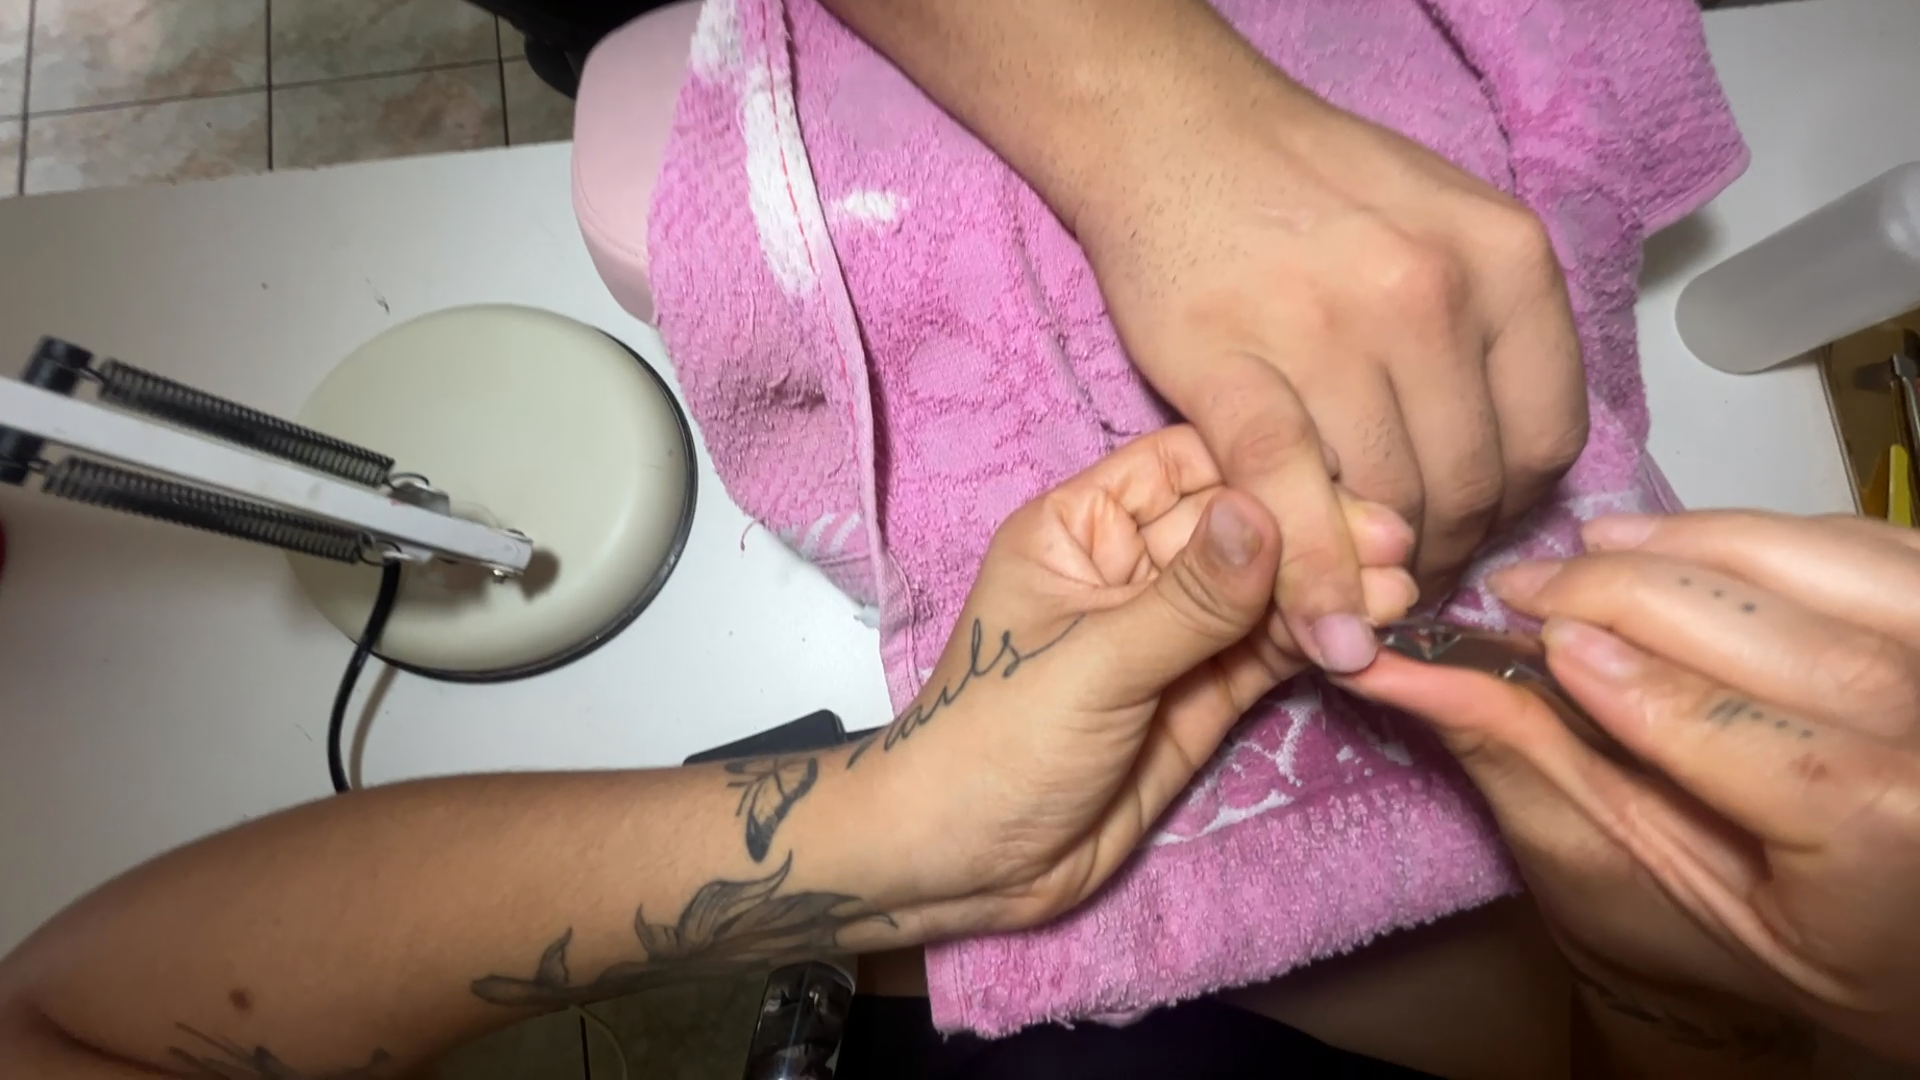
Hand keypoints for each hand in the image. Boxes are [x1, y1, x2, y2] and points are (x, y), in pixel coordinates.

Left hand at [851, 425, 1416, 938]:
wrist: (974, 860)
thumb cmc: (999, 740)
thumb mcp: (1092, 663)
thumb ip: (1185, 598)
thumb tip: (1266, 507)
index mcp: (1078, 528)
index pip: (1179, 467)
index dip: (1255, 466)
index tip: (1338, 481)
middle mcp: (1127, 565)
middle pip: (1231, 526)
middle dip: (1306, 532)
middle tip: (1394, 545)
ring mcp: (1168, 629)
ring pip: (1258, 590)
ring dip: (1324, 588)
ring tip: (1399, 589)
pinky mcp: (1198, 688)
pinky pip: (1264, 648)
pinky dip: (1313, 640)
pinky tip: (1370, 628)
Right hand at [1073, 61, 1585, 670]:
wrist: (1172, 141)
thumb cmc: (1294, 186)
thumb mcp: (1430, 226)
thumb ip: (1471, 333)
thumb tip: (1471, 457)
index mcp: (1502, 259)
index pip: (1543, 441)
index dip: (1504, 521)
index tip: (1456, 545)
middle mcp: (1432, 295)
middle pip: (1461, 483)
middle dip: (1430, 557)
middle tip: (1388, 583)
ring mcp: (1330, 332)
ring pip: (1379, 500)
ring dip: (1370, 570)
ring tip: (1347, 591)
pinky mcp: (1230, 368)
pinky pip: (1286, 490)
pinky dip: (1305, 573)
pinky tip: (1319, 629)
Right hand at [1346, 511, 1919, 1064]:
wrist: (1833, 914)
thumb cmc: (1698, 916)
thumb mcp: (1599, 852)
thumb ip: (1507, 750)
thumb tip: (1382, 667)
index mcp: (1911, 899)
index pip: (1823, 782)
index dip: (1671, 702)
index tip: (1545, 647)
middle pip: (1834, 656)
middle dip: (1647, 600)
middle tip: (1528, 585)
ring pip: (1862, 578)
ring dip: (1703, 544)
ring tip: (1595, 545)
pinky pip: (1882, 547)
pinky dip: (1769, 532)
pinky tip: (1681, 547)